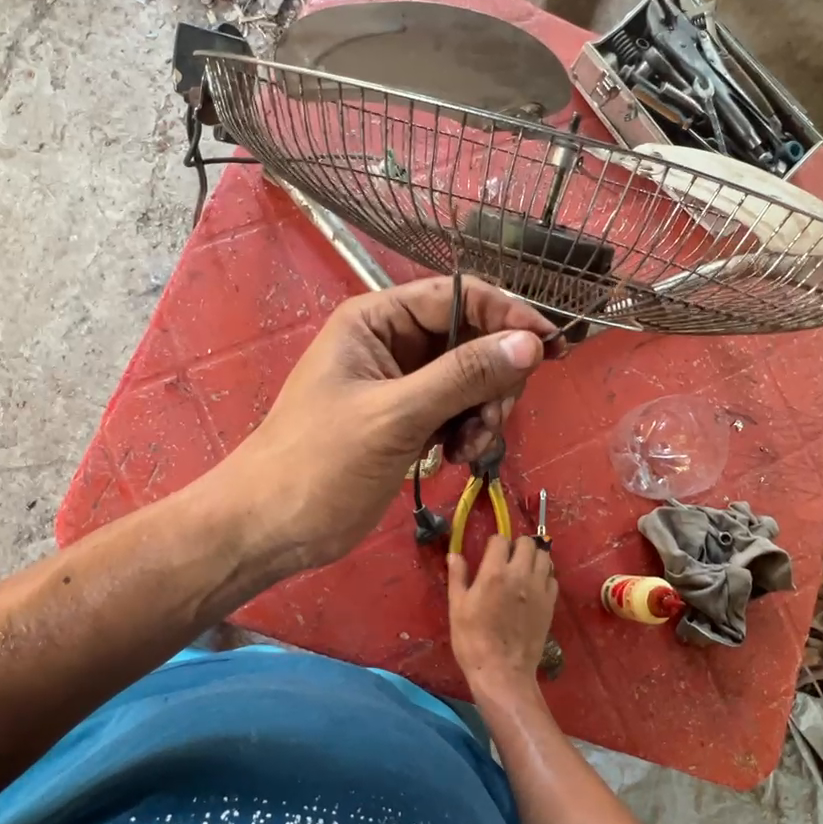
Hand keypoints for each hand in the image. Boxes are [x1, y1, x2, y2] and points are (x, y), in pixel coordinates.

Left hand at [213, 277, 562, 569]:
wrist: (272, 527)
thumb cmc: (320, 462)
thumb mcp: (396, 415)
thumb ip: (463, 376)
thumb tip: (530, 343)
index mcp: (376, 320)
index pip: (457, 297)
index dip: (506, 315)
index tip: (550, 345)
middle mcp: (392, 343)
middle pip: (471, 339)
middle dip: (492, 379)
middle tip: (493, 420)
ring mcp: (401, 384)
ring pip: (470, 380)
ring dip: (483, 413)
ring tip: (468, 449)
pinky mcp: (407, 421)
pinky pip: (457, 412)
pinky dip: (467, 432)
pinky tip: (455, 459)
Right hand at [448, 535, 557, 692]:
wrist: (502, 671)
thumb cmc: (473, 640)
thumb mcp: (457, 607)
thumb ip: (458, 577)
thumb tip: (454, 554)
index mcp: (495, 573)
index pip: (500, 540)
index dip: (494, 544)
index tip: (489, 554)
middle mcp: (521, 574)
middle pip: (527, 543)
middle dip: (516, 546)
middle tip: (507, 560)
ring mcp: (539, 589)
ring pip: (545, 556)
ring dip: (533, 558)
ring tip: (523, 570)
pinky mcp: (551, 603)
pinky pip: (552, 578)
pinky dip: (544, 577)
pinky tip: (533, 587)